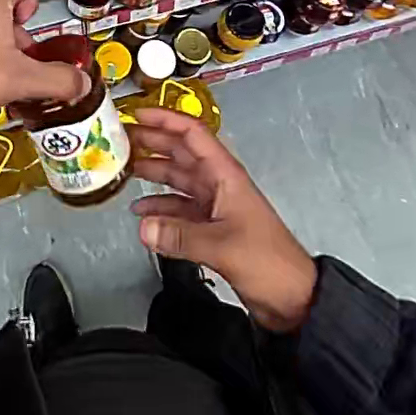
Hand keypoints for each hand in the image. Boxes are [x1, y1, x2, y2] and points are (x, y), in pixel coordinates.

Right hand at [128, 107, 318, 332]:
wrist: (294, 299)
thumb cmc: (266, 261)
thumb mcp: (222, 246)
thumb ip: (179, 235)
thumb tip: (142, 227)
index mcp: (224, 174)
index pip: (192, 134)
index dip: (165, 120)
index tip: (137, 116)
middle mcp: (217, 182)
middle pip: (181, 152)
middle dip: (152, 142)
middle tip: (121, 138)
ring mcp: (214, 204)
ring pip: (178, 178)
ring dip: (153, 172)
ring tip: (125, 168)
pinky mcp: (211, 226)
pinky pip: (179, 208)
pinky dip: (160, 207)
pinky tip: (142, 213)